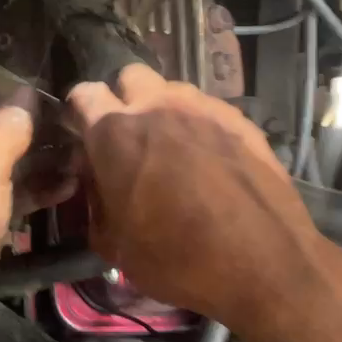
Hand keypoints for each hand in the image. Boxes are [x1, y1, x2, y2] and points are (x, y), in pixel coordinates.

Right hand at [69, 64, 329, 336]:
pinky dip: (198, 128)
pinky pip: (207, 110)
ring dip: (163, 112)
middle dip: (123, 100)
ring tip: (172, 151)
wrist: (263, 263)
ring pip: (172, 90)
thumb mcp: (114, 245)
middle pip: (129, 77)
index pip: (83, 95)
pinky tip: (209, 162)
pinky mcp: (240, 120)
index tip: (83, 135)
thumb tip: (96, 181)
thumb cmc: (177, 260)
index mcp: (115, 133)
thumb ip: (94, 202)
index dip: (78, 113)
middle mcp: (158, 106)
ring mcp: (204, 108)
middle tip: (129, 139)